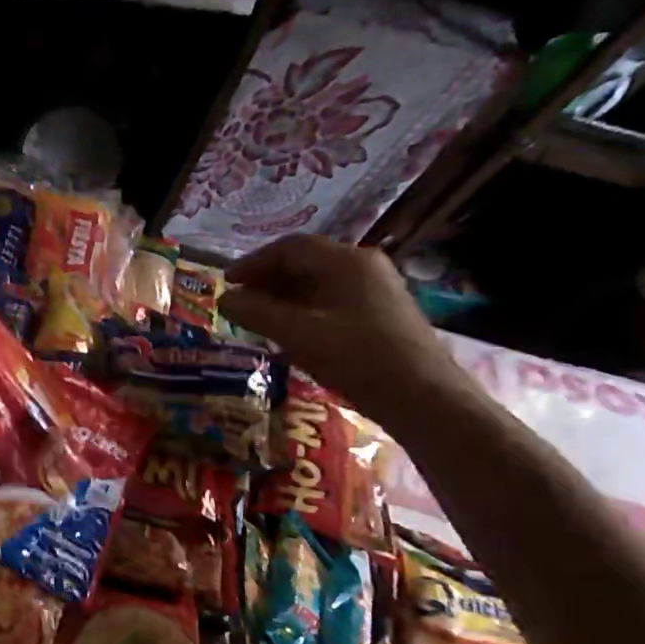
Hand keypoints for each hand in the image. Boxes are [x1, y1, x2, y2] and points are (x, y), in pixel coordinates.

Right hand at [219, 235, 455, 418]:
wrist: (421, 396)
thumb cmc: (357, 357)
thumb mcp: (300, 334)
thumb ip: (258, 313)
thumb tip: (223, 300)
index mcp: (346, 261)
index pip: (291, 247)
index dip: (254, 263)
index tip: (227, 283)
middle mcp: (364, 267)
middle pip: (307, 264)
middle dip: (269, 282)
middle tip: (241, 304)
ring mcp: (377, 291)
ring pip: (321, 286)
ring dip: (286, 300)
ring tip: (260, 322)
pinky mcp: (383, 316)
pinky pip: (335, 304)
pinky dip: (307, 314)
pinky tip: (293, 338)